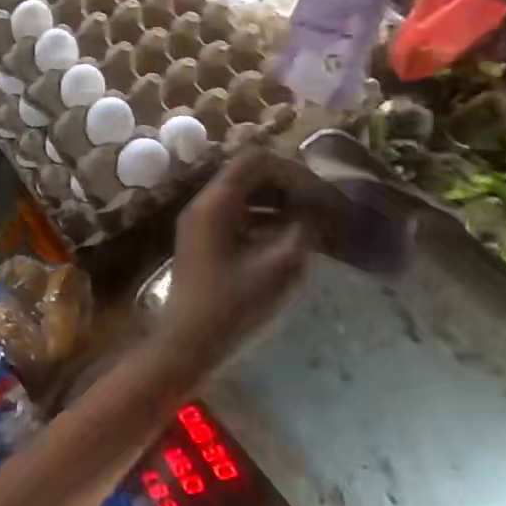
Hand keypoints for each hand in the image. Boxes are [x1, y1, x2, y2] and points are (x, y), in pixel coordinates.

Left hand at [157, 150, 327, 369]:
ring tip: (306, 223)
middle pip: (247, 174)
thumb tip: (314, 209)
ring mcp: (199, 222)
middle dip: (285, 185)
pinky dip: (260, 218)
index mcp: (216, 203)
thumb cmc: (232, 308)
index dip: (291, 171)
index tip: (318, 194)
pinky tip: (283, 240)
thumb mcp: (279, 268)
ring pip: (241, 194)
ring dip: (274, 202)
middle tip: (316, 206)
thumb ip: (302, 230)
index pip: (256, 160)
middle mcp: (202, 204)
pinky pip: (234, 215)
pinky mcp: (201, 240)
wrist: (187, 345)